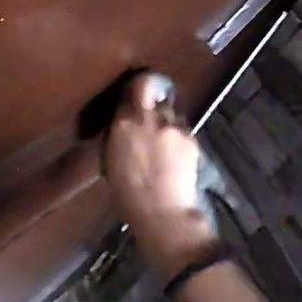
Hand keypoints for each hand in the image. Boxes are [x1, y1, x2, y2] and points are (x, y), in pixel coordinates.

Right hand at [102, 72, 220, 280]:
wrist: (163, 212)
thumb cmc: (128, 194)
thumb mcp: (111, 161)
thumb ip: (118, 135)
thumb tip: (122, 123)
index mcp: (123, 124)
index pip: (133, 88)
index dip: (136, 89)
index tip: (136, 93)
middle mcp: (149, 118)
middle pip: (153, 90)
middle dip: (151, 97)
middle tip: (150, 111)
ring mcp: (173, 126)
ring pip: (170, 112)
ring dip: (166, 120)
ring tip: (165, 141)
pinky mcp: (191, 138)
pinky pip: (183, 129)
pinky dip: (179, 136)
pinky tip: (177, 155)